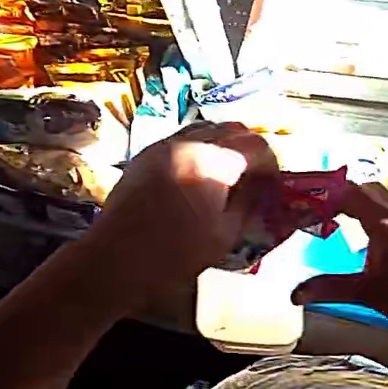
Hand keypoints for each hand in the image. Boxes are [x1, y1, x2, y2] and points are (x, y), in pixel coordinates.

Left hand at [84, 122, 276, 283]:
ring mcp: (163, 145)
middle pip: (232, 129)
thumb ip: (249, 205)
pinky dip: (199, 151)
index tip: (273, 187)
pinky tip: (198, 180)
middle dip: (250, 151)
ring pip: (206, 130)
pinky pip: (182, 140)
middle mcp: (188, 142)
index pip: (257, 145)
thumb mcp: (224, 236)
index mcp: (212, 161)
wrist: (114, 260)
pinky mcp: (145, 155)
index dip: (272, 165)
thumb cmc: (172, 255)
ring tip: (227, 179)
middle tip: (254, 181)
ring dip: (223, 147)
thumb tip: (263, 189)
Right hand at [291, 181, 387, 334]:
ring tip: (336, 218)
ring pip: (379, 196)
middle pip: (364, 188)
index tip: (304, 206)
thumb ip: (329, 289)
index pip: (348, 192)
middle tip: (316, 210)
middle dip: (338, 195)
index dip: (323, 196)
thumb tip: (294, 294)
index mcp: (384, 221)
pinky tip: (365, 232)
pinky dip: (371, 210)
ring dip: (357, 201)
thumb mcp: (367, 293)